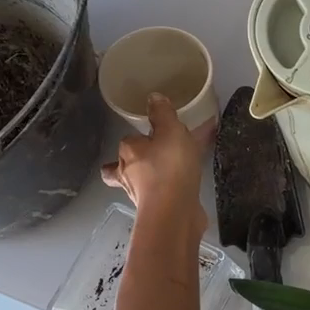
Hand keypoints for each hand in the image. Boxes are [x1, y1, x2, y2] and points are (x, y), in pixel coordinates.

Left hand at [101, 93, 211, 237]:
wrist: (174, 212)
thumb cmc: (169, 167)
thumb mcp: (171, 131)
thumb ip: (163, 113)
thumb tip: (153, 97)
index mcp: (128, 150)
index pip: (129, 141)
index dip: (142, 137)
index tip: (158, 136)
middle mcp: (127, 173)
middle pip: (124, 165)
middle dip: (135, 162)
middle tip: (156, 157)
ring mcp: (140, 194)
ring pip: (140, 183)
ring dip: (150, 179)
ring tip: (173, 174)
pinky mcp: (157, 210)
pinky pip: (162, 195)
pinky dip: (169, 191)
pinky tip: (185, 188)